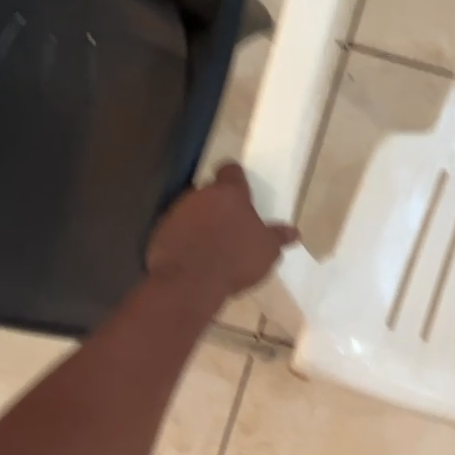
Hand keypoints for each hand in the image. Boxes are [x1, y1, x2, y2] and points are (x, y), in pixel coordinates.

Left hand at [148, 163, 299, 305]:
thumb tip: (294, 232)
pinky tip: (196, 259)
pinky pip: (177, 231)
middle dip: (220, 205)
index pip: (232, 171)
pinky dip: (186, 240)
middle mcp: (200, 195)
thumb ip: (278, 237)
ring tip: (214, 247)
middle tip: (233, 226)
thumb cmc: (235, 259)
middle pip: (211, 192)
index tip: (244, 192)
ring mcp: (176, 213)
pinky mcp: (160, 232)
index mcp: (229, 193)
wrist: (189, 283)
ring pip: (192, 211)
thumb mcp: (267, 251)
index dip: (238, 179)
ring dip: (202, 223)